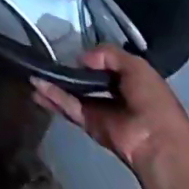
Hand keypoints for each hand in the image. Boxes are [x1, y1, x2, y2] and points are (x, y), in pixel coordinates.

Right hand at [30, 46, 188, 170]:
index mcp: (132, 81)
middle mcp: (115, 94)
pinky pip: (69, 106)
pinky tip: (37, 86)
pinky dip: (53, 96)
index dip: (91, 56)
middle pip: (86, 79)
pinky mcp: (88, 123)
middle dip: (69, 70)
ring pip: (73, 93)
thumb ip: (109, 54)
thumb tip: (83, 58)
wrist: (155, 143)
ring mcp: (100, 110)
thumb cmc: (152, 101)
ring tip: (33, 72)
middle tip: (46, 57)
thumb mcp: (137, 66)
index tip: (72, 45)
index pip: (107, 65)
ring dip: (54, 83)